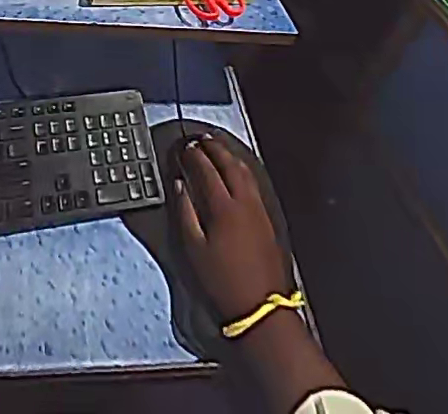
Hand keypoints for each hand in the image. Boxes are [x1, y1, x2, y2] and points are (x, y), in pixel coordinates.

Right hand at [174, 135, 291, 321]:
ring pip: (246, 173)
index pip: (207, 171)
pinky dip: (242, 170)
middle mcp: (244, 203)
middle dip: (215, 148)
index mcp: (223, 208)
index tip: (184, 147)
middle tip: (202, 138)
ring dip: (230, 156)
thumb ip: (185, 212)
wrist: (260, 308)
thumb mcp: (193, 248)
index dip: (194, 156)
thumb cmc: (222, 280)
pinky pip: (254, 185)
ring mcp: (259, 211)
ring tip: (218, 148)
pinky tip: (236, 172)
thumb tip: (179, 186)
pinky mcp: (267, 220)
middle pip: (230, 165)